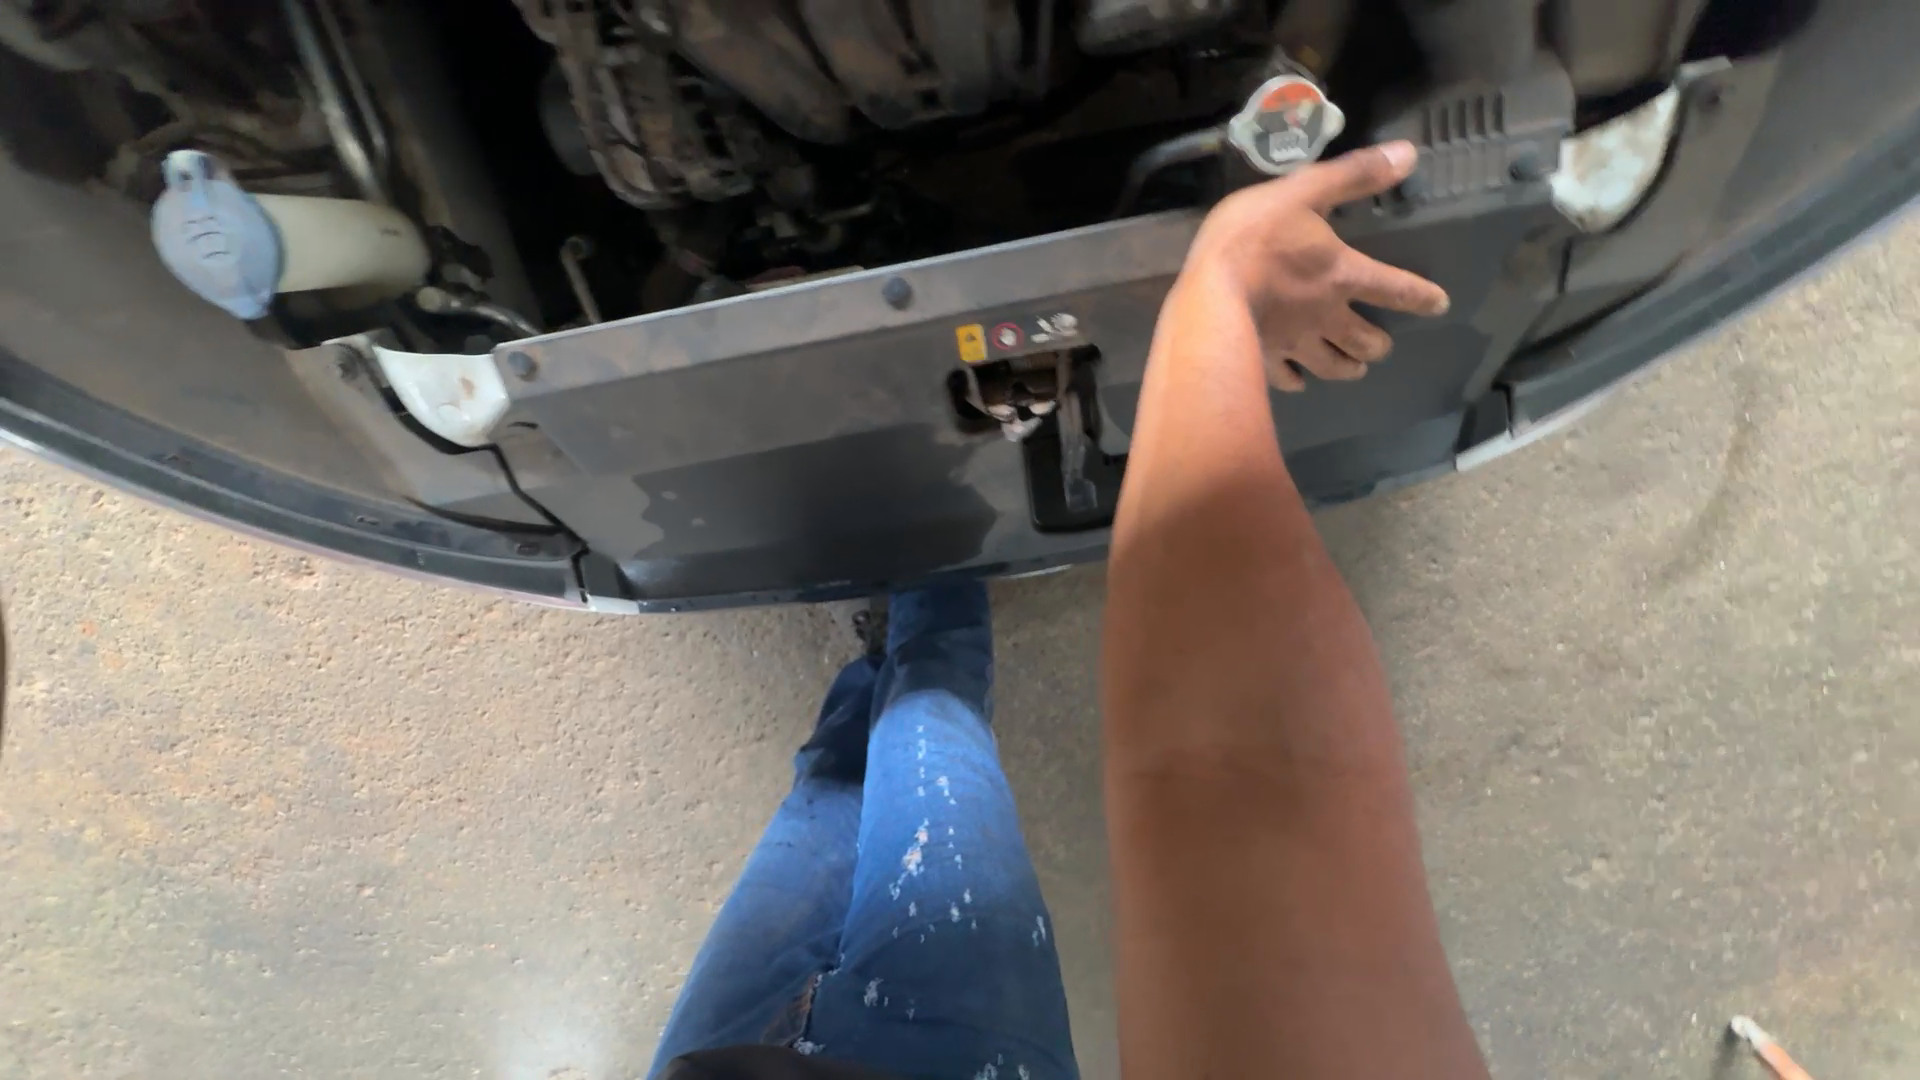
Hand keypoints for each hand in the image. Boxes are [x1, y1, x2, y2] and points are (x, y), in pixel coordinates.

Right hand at [1181, 140, 1449, 390]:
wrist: (1207, 292)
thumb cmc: (1252, 237)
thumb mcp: (1302, 190)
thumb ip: (1353, 175)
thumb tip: (1409, 155)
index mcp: (1341, 275)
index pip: (1394, 288)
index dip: (1420, 297)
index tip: (1438, 305)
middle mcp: (1325, 317)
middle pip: (1363, 339)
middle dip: (1377, 345)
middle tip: (1380, 346)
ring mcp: (1293, 344)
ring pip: (1331, 366)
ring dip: (1347, 369)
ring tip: (1354, 370)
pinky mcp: (1263, 359)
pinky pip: (1286, 379)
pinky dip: (1296, 382)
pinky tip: (1298, 383)